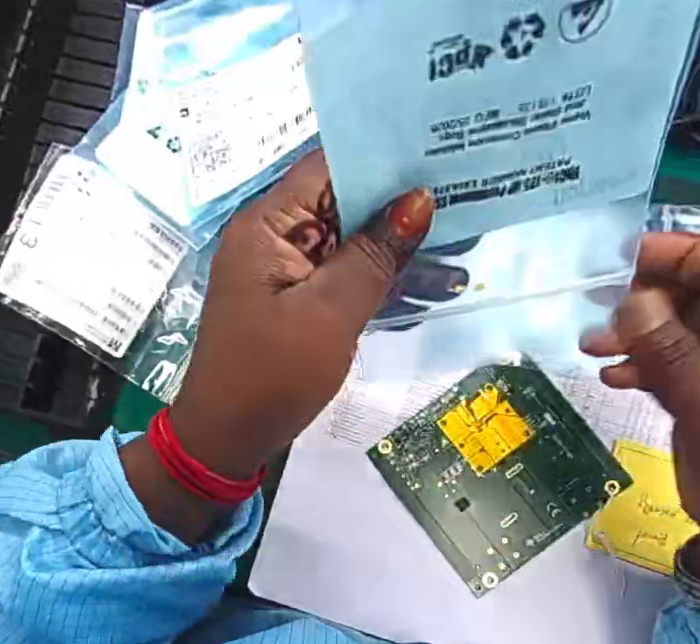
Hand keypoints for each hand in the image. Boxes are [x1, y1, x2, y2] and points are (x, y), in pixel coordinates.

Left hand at [123, 150, 433, 540]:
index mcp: (267, 227)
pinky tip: (429, 286)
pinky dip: (377, 284)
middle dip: (402, 204)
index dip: (385, 156)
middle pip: (343, 204)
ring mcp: (284, 276)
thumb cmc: (270, 378)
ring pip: (348, 246)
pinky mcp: (295, 307)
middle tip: (471, 192)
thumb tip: (417, 200)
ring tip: (464, 247)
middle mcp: (272, 241)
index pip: (329, 167)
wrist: (227, 441)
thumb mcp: (328, 316)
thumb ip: (372, 256)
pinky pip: (341, 282)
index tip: (444, 147)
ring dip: (398, 251)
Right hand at [581, 234, 699, 643]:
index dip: (687, 254)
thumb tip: (633, 299)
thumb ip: (673, 352)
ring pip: (681, 334)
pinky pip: (671, 369)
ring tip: (592, 345)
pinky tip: (611, 374)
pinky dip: (640, 366)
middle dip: (652, 298)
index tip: (628, 253)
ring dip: (638, 334)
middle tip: (597, 308)